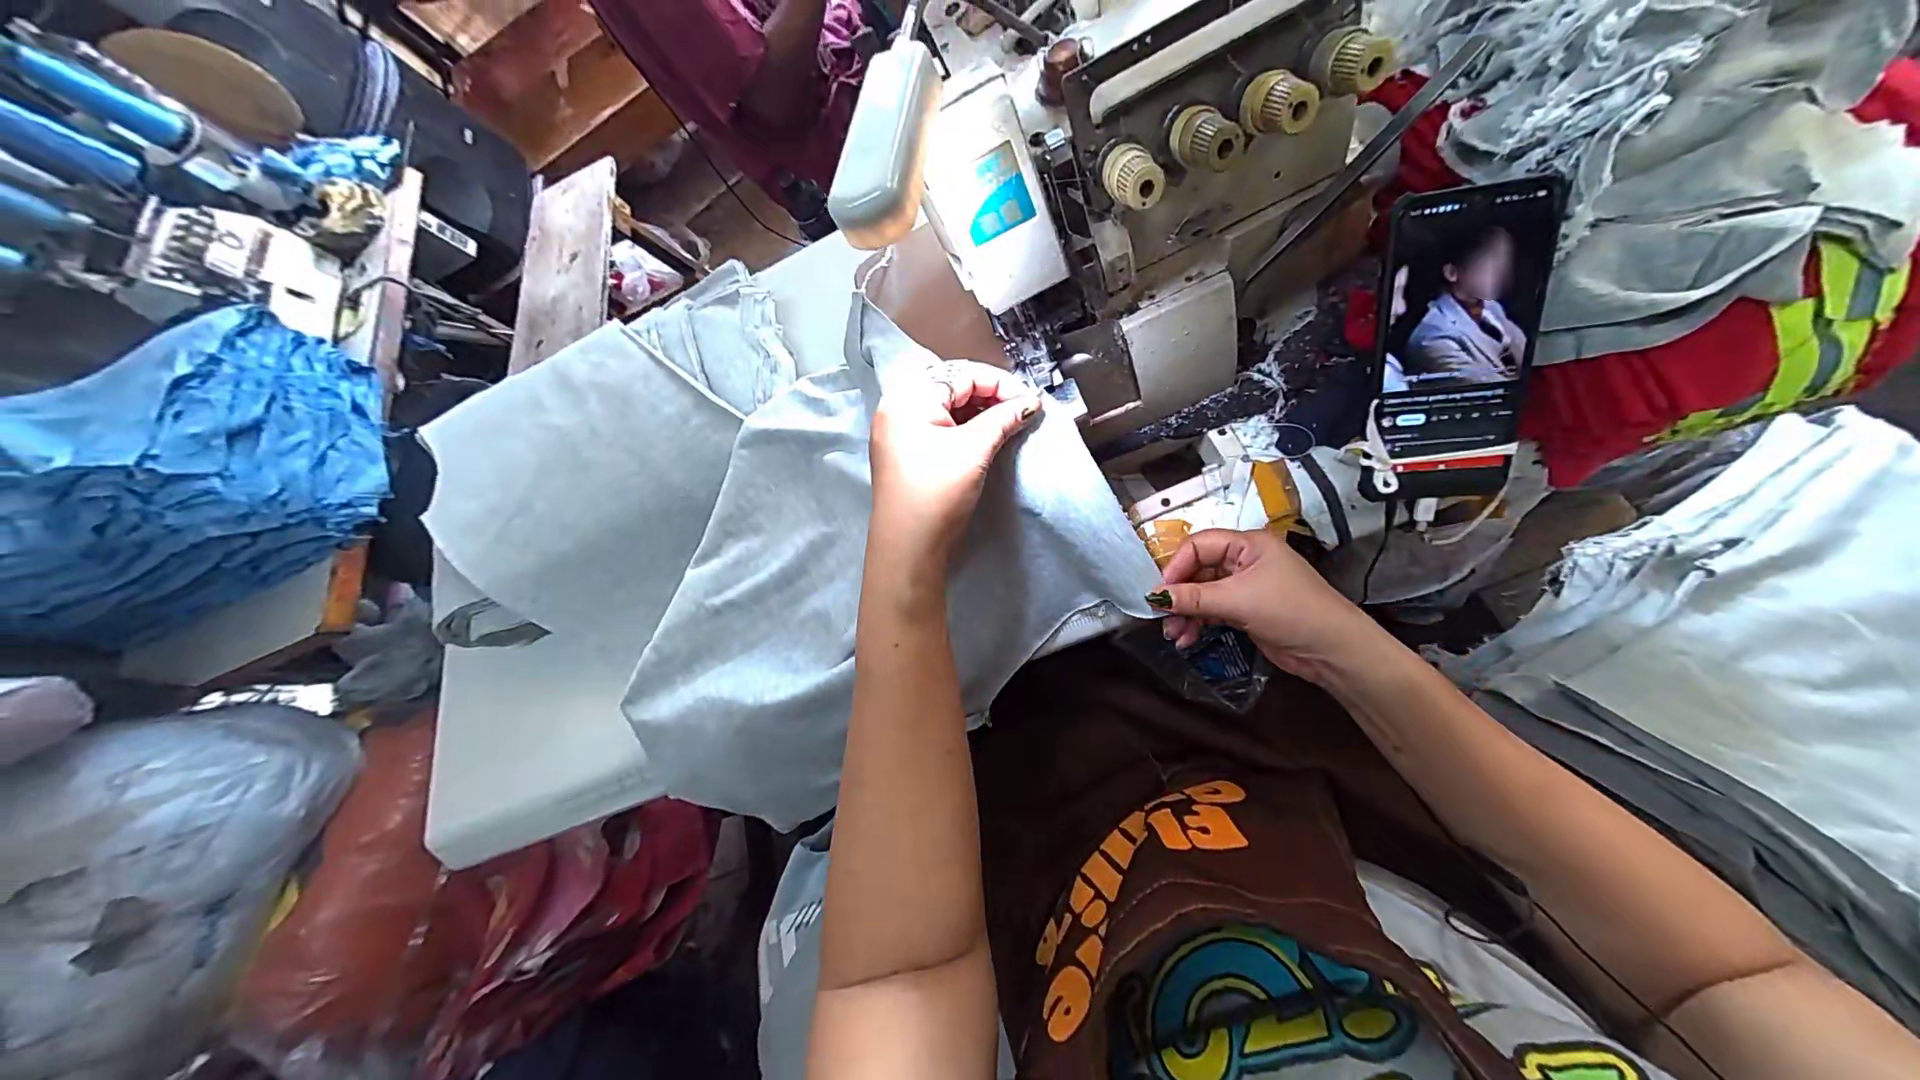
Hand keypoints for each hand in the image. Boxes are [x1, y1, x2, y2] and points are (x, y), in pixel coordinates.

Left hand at [868, 359, 1041, 571]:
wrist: (908, 548)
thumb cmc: (934, 496)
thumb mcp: (974, 450)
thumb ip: (1003, 418)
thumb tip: (1029, 403)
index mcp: (907, 399)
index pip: (961, 374)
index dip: (1000, 383)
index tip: (1029, 399)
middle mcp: (898, 409)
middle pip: (953, 386)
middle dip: (990, 395)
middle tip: (1021, 410)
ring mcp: (900, 431)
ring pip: (948, 406)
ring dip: (980, 411)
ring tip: (1009, 423)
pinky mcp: (908, 452)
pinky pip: (940, 425)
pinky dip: (966, 427)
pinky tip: (989, 435)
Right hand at [1150, 528, 1388, 684]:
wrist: (1334, 651)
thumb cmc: (1293, 612)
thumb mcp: (1239, 601)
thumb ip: (1194, 598)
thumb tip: (1156, 597)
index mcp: (1248, 545)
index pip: (1199, 545)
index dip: (1176, 567)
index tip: (1160, 593)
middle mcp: (1245, 560)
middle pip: (1197, 570)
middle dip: (1179, 595)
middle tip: (1163, 618)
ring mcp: (1245, 586)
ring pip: (1202, 593)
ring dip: (1185, 613)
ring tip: (1175, 636)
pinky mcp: (1245, 610)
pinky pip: (1211, 610)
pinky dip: (1197, 623)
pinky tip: (1188, 639)